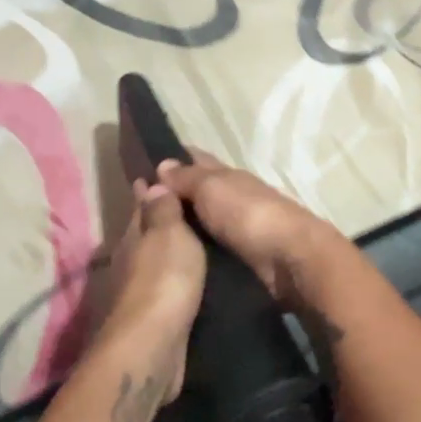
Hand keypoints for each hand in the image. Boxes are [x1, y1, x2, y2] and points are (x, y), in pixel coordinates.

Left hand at [92, 180, 205, 401]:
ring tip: (207, 244)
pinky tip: (201, 283)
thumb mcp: (169, 234)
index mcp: (133, 236)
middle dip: (167, 222)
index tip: (170, 175)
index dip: (154, 190)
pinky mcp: (154, 322)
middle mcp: (131, 262)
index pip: (143, 204)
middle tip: (199, 209)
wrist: (152, 348)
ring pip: (159, 265)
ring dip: (174, 256)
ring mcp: (140, 294)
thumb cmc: (163, 281)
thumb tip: (152, 184)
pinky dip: (181, 284)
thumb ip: (164, 210)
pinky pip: (170, 293)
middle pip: (149, 235)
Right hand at [155, 150, 341, 301]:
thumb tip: (163, 164)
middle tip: (132, 213)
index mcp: (228, 176)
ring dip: (181, 229)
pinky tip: (174, 260)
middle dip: (171, 199)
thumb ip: (188, 178)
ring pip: (202, 223)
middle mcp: (233, 198)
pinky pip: (210, 249)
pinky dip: (194, 251)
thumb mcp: (212, 188)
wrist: (288, 257)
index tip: (141, 167)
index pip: (196, 161)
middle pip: (198, 194)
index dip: (172, 162)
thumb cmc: (248, 214)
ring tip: (146, 241)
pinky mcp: (241, 258)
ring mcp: (238, 229)